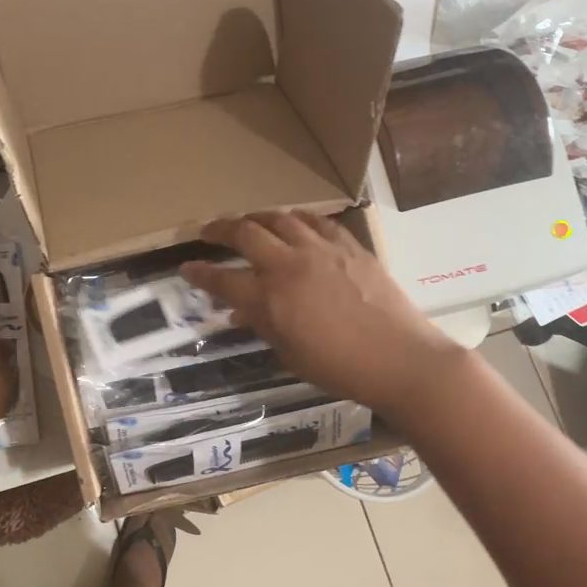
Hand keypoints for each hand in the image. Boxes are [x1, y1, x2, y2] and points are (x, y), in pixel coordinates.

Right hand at [180, 212, 462, 414]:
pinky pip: (317, 222)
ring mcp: (321, 251)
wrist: (400, 359)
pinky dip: (298, 219)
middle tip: (208, 231)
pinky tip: (294, 222)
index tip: (186, 267)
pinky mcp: (349, 247)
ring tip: (248, 221)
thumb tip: (242, 312)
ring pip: (280, 219)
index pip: (222, 279)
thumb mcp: (290, 354)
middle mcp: (289, 266)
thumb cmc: (339, 368)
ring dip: (257, 217)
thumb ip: (263, 326)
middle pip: (245, 234)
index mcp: (269, 299)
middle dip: (220, 230)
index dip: (200, 272)